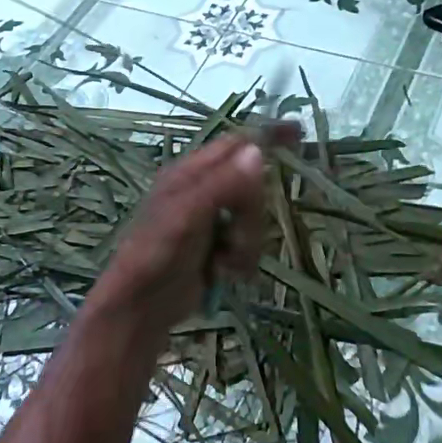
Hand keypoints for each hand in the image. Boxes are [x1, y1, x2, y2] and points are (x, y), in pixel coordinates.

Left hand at [89, 134, 266, 332]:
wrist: (142, 307)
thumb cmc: (156, 254)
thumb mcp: (187, 215)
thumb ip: (223, 184)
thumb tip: (257, 151)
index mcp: (190, 172)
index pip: (235, 143)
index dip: (266, 138)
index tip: (299, 135)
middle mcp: (202, 190)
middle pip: (251, 185)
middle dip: (251, 214)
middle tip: (235, 237)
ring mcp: (211, 219)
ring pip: (253, 217)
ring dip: (247, 242)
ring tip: (224, 262)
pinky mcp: (218, 246)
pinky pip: (249, 242)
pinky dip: (243, 258)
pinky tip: (225, 272)